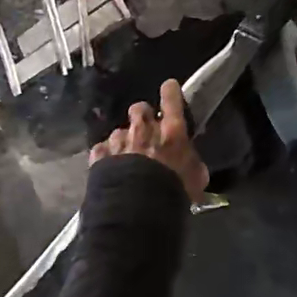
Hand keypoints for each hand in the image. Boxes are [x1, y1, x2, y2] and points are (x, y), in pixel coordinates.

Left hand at [90, 79, 208, 202]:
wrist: (140, 208)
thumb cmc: (175, 189)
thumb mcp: (196, 176)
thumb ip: (192, 161)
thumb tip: (191, 159)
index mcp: (171, 131)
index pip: (171, 99)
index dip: (170, 91)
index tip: (169, 87)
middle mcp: (143, 130)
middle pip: (139, 108)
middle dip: (142, 114)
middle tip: (146, 127)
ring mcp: (119, 141)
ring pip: (119, 130)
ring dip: (125, 139)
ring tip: (128, 155)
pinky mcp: (100, 156)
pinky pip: (102, 148)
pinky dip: (107, 154)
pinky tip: (112, 166)